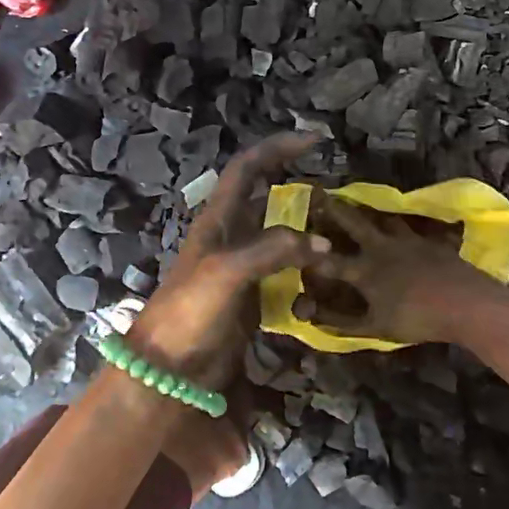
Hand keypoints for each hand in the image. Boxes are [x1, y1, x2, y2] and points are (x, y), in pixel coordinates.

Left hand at [128, 133, 328, 386]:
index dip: (276, 148)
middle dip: (296, 190)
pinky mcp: (250, 296)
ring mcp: (241, 266)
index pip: (247, 168)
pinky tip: (323, 278)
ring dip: (304, 232)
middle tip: (334, 194)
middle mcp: (230, 235)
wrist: (170, 367)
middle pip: (265, 199)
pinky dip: (303, 270)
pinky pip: (283, 272)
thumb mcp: (227, 272)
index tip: (313, 141)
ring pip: (278, 237)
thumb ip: (271, 250)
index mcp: (218, 219)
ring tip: (338, 234)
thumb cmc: (190, 310)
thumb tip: (321, 242)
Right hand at [307, 196, 508, 344]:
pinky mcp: (430, 242)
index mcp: (364, 270)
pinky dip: (405, 226)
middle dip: (334, 209)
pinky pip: (414, 228)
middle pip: (353, 223)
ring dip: (371, 211)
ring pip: (384, 220)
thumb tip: (316, 321)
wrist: (468, 303)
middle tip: (320, 193)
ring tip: (362, 203)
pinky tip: (406, 223)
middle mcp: (381, 248)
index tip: (292, 239)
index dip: (309, 252)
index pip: (329, 260)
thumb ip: (346, 325)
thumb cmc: (418, 318)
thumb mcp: (377, 328)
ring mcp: (408, 241)